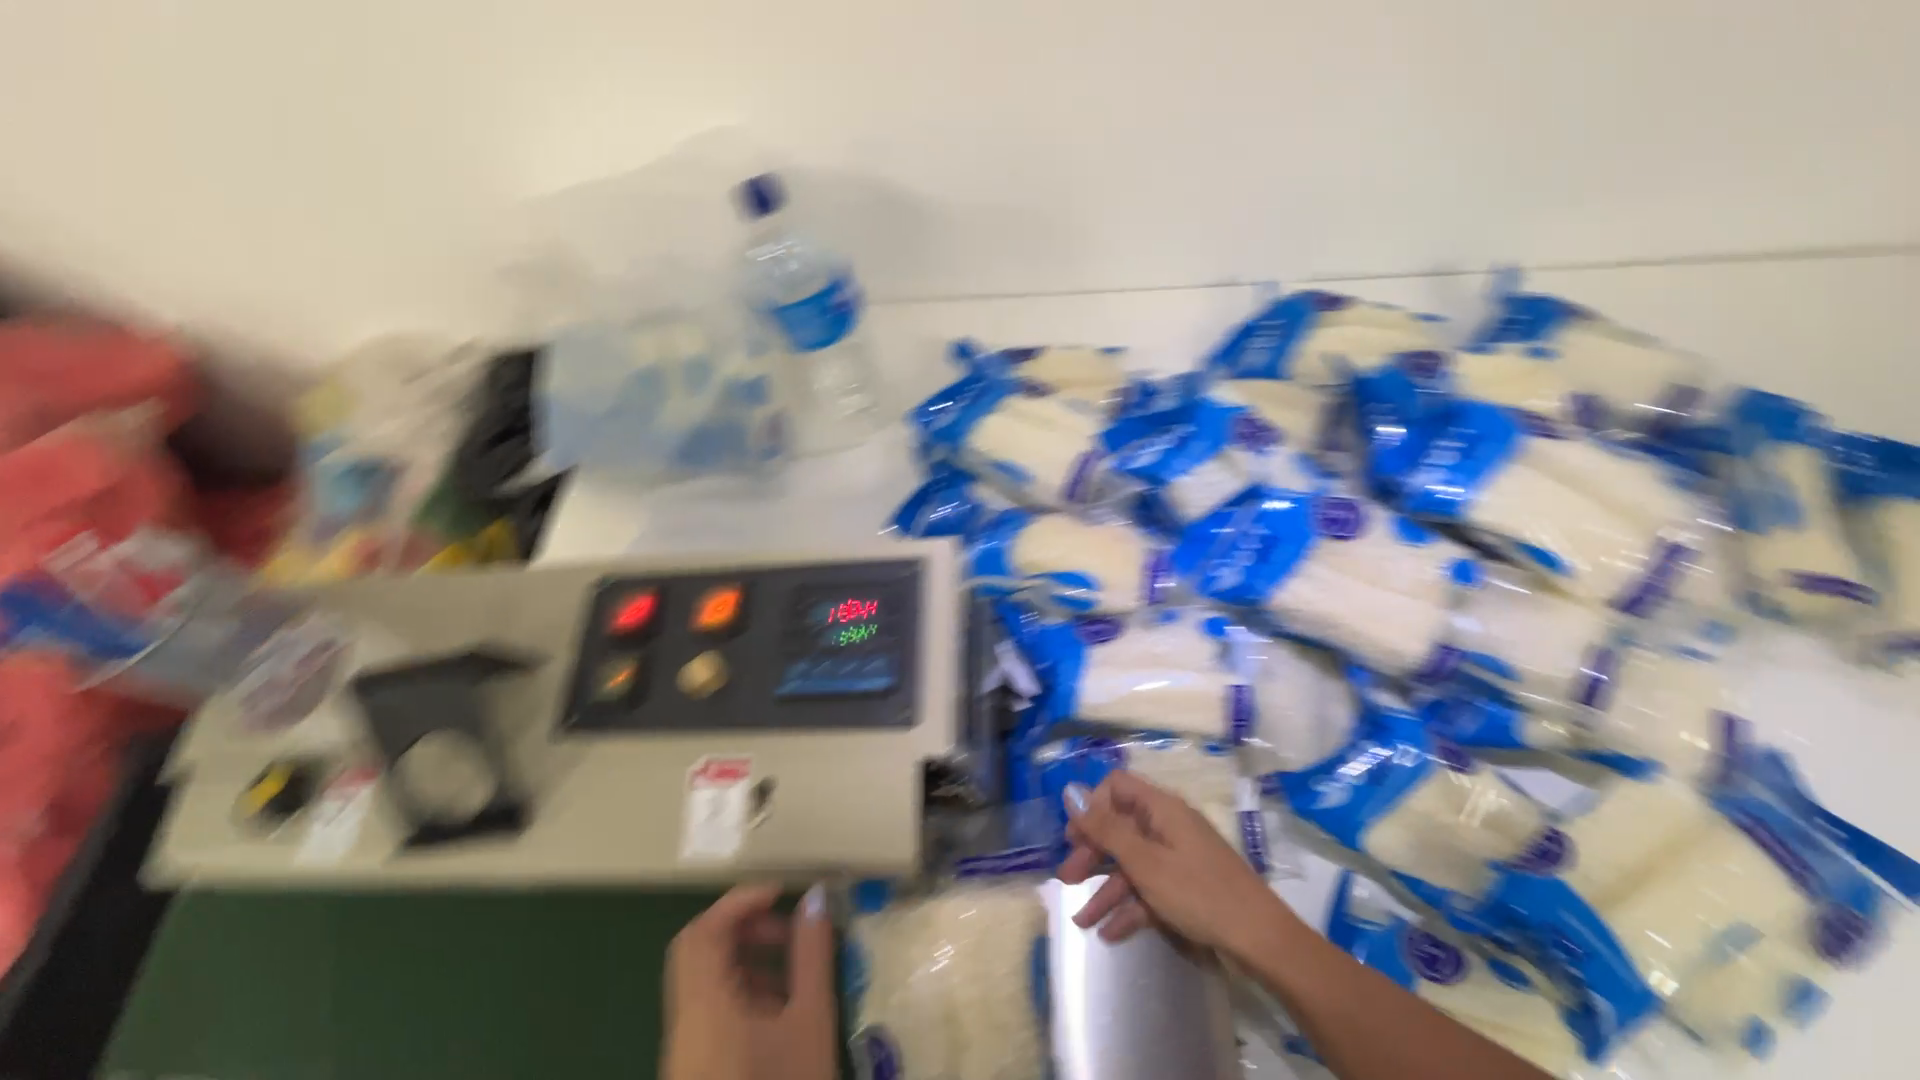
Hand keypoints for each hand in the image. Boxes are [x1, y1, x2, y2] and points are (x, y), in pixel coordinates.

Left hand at [661, 883, 836, 1079]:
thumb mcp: (810, 1021)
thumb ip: (812, 956)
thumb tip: (814, 901)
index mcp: (705, 1006)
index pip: (704, 931)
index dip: (740, 902)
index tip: (781, 892)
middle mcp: (685, 1023)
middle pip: (699, 951)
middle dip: (744, 930)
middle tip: (788, 934)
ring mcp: (687, 1048)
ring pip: (706, 982)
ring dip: (747, 962)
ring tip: (794, 976)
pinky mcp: (695, 1067)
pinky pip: (712, 1011)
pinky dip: (744, 993)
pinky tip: (782, 1014)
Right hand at [1057, 771, 1292, 955]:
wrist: (1258, 937)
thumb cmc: (1198, 892)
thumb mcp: (1144, 862)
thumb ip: (1105, 829)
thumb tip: (1071, 792)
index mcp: (1161, 809)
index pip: (1117, 787)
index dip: (1092, 806)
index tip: (1075, 836)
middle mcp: (1168, 826)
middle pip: (1120, 828)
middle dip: (1091, 854)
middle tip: (1067, 880)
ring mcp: (1178, 857)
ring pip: (1132, 865)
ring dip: (1105, 890)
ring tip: (1081, 921)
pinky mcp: (1185, 887)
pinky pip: (1149, 889)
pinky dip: (1130, 908)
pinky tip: (1110, 933)